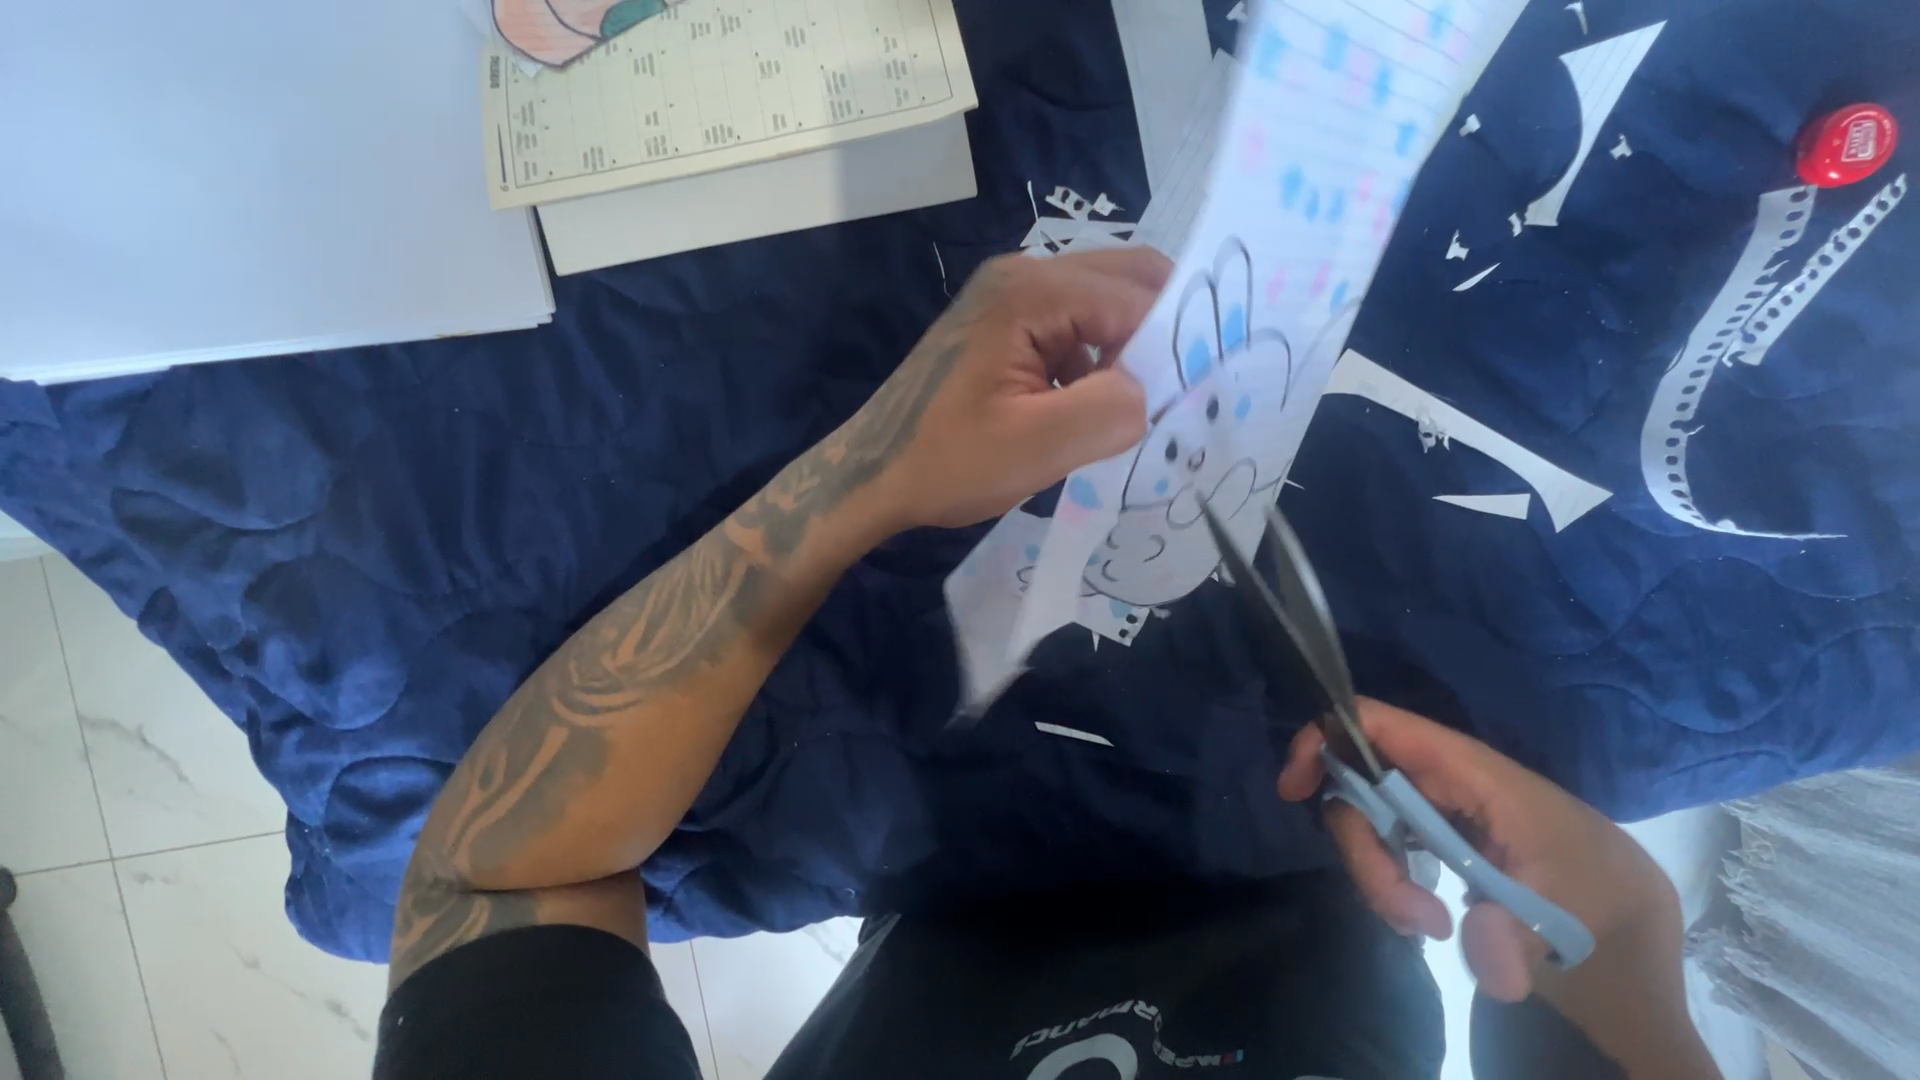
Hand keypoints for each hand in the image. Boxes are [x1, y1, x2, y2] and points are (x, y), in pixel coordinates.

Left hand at [859, 248, 1170, 531]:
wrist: (873, 475)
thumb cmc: (947, 463)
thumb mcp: (1035, 448)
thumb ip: (1109, 411)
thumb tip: (1156, 389)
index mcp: (1030, 292)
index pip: (1136, 298)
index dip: (1172, 345)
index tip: (1192, 397)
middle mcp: (1022, 275)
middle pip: (1124, 282)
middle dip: (1157, 334)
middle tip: (1175, 392)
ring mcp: (1008, 296)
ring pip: (1101, 305)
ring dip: (1126, 349)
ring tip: (1133, 407)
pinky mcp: (1002, 324)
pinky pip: (1072, 327)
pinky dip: (1094, 360)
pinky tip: (1087, 407)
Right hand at [1278, 699, 1679, 1001]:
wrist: (1634, 937)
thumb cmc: (1607, 904)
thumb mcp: (1576, 920)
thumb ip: (1521, 935)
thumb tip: (1476, 954)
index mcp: (1472, 771)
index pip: (1380, 723)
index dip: (1324, 737)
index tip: (1294, 786)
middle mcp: (1443, 781)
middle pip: (1360, 786)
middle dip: (1363, 850)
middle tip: (1405, 913)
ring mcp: (1437, 811)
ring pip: (1367, 821)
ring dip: (1378, 876)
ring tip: (1424, 926)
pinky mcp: (1436, 840)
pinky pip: (1385, 846)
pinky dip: (1388, 882)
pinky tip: (1421, 918)